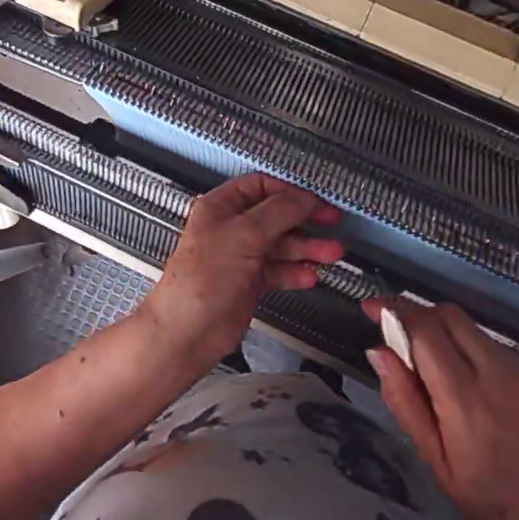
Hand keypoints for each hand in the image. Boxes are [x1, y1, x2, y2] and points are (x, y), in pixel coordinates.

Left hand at [142, 173, 342, 359]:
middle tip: (330, 221)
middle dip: (305, 220)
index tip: (314, 199)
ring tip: (330, 252)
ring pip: (281, 245)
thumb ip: (278, 212)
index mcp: (220, 208)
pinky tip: (309, 275)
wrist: (188, 333)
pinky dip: (296, 272)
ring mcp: (240, 257)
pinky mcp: (249, 282)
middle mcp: (230, 229)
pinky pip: (279, 271)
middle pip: (276, 216)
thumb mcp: (244, 235)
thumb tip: (304, 198)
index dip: (289, 191)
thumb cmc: (199, 283)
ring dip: (307, 248)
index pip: (260, 186)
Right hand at [363, 299, 518, 519]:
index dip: (394, 311)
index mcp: (466, 398)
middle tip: (392, 334)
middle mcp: (497, 372)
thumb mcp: (437, 462)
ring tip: (422, 364)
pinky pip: (490, 344)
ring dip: (440, 330)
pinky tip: (458, 378)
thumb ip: (406, 402)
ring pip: (470, 327)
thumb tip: (378, 353)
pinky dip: (464, 345)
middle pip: (448, 315)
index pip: (425, 330)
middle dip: (416, 313)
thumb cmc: (495, 507)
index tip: (370, 307)